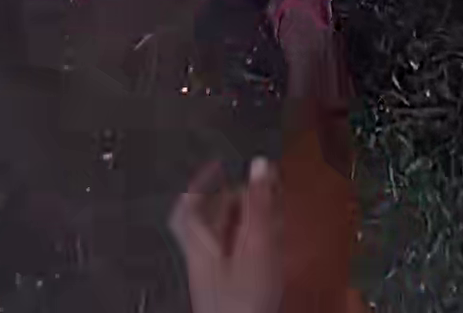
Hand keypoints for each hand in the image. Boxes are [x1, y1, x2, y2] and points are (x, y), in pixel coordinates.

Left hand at [169, 158, 283, 312]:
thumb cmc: (244, 301)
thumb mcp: (256, 245)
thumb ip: (259, 203)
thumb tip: (259, 163)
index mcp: (201, 244)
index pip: (187, 209)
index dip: (200, 183)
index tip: (218, 164)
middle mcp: (204, 258)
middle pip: (213, 218)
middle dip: (239, 196)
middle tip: (264, 184)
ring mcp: (216, 278)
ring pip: (229, 235)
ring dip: (251, 215)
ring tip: (274, 206)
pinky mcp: (231, 292)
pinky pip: (240, 253)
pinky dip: (256, 238)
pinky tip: (274, 238)